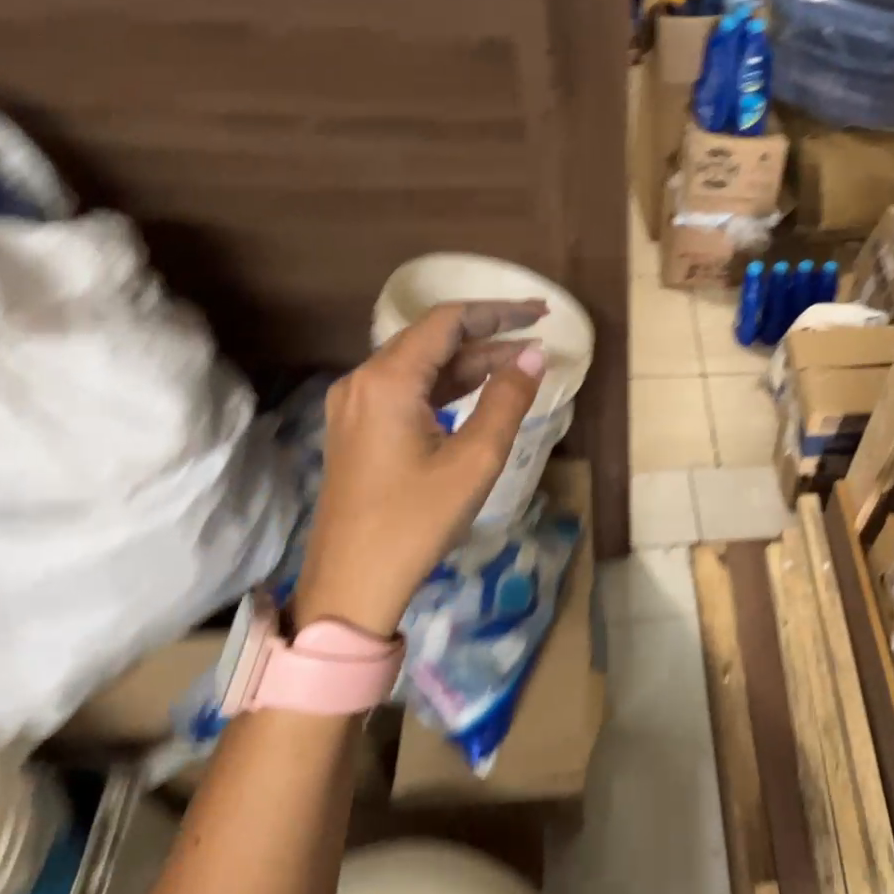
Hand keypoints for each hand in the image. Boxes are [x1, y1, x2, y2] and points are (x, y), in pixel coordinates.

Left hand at [290, 301, 547, 637]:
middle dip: (487, 334)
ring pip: (421, 366)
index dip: (498, 312)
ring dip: (470, 362)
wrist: (352, 581)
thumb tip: (534, 355)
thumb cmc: (416, 521)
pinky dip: (448, 386)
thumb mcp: (475, 461)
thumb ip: (507, 401)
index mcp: (388, 381)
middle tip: (537, 335)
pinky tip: (480, 392)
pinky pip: (408, 391)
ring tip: (521, 363)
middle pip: (432, 339)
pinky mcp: (358, 429)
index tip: (541, 313)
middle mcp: (363, 381)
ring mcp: (355, 405)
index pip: (447, 322)